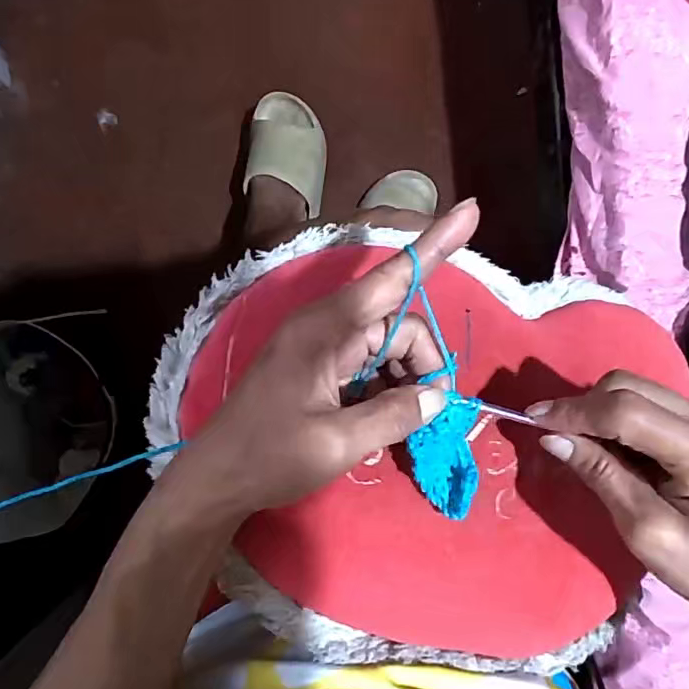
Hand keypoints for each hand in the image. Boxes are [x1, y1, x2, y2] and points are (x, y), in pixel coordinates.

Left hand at [162, 201, 480, 519]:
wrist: (216, 478)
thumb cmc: (270, 457)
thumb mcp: (338, 443)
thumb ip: (394, 415)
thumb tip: (437, 397)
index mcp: (328, 329)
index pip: (393, 278)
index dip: (435, 244)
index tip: (471, 209)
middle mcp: (326, 325)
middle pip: (399, 325)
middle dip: (423, 364)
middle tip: (427, 413)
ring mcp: (320, 344)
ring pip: (387, 347)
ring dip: (404, 381)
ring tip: (400, 426)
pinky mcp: (317, 364)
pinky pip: (367, 364)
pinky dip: (383, 389)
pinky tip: (380, 423)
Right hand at [530, 372, 688, 658]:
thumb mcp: (644, 531)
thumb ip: (601, 476)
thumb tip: (552, 436)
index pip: (630, 412)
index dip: (577, 411)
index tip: (532, 418)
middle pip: (634, 389)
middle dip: (585, 406)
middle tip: (551, 433)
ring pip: (639, 390)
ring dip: (599, 411)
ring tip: (576, 441)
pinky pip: (649, 404)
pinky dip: (617, 419)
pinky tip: (605, 444)